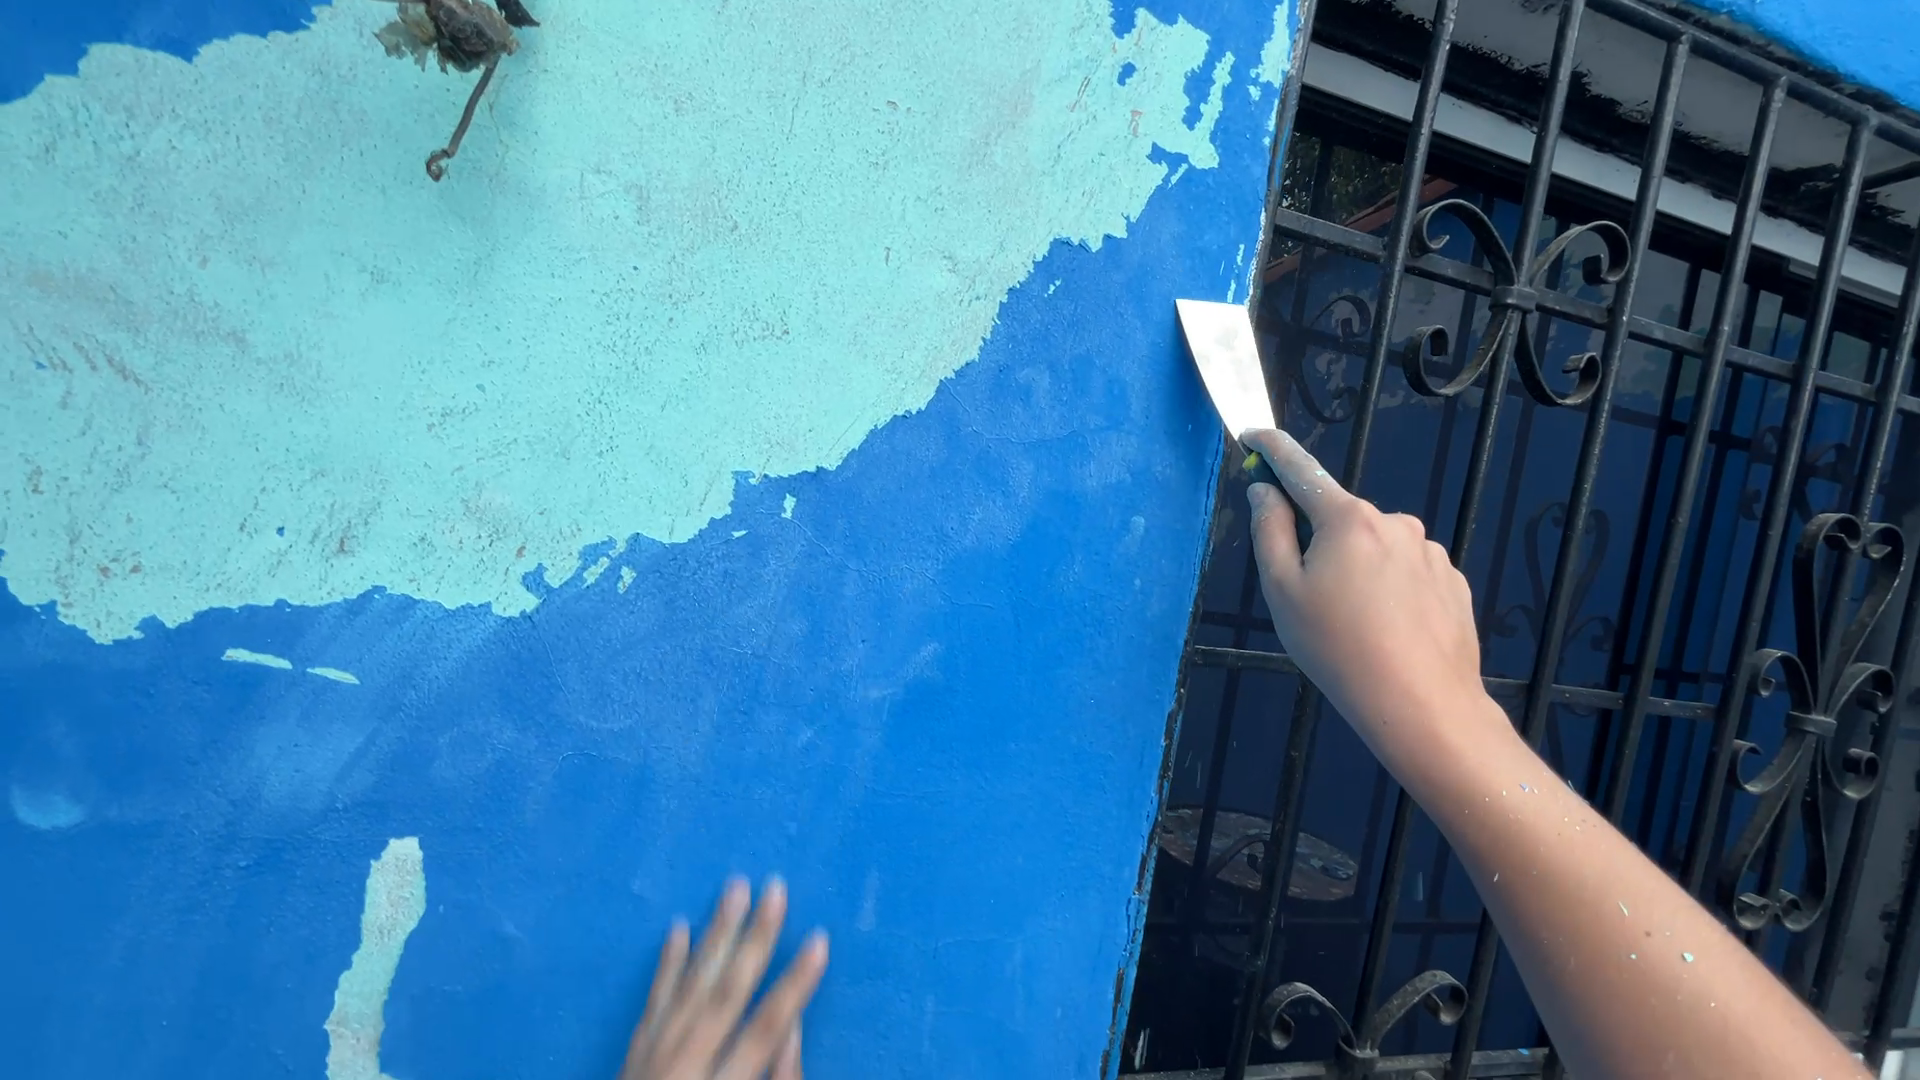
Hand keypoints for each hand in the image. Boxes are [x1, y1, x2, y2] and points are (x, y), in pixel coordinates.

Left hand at [618, 877, 828, 1079]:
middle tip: (776, 887)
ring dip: (714, 934)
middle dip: (755, 939)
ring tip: (734, 887)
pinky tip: (678, 929)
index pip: (764, 1030)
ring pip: (688, 985)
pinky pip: (651, 1004)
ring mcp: (649, 1063)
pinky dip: (666, 967)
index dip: (795, 984)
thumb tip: (792, 1031)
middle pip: (725, 994)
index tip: (820, 938)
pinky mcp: (630, 1061)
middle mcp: (680, 1072)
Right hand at [1239, 428, 1505, 780]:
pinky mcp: (1452, 580)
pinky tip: (1386, 629)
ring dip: (1354, 568)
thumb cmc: (1335, 646)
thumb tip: (1264, 490)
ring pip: (1373, 547)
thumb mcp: (1282, 591)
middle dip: (1317, 541)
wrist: (1422, 703)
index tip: (1253, 434)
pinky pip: (1404, 571)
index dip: (1273, 450)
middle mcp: (1394, 521)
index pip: (1302, 470)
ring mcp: (1430, 551)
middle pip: (1338, 518)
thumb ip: (1269, 531)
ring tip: (1353, 623)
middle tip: (1308, 596)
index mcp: (1347, 519)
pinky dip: (1386, 587)